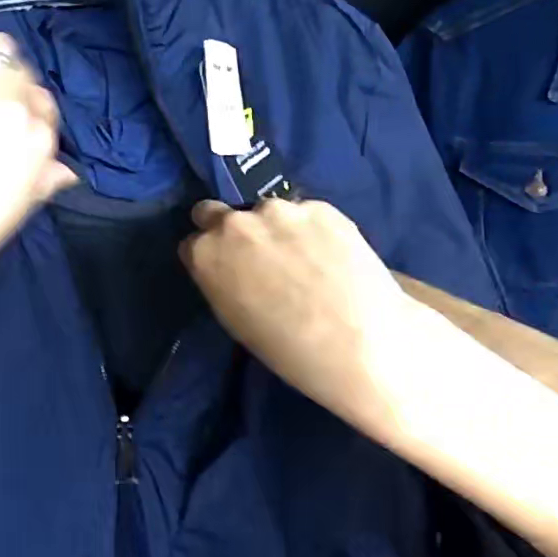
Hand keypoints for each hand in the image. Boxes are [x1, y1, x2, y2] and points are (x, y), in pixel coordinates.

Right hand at [179, 198, 479, 445]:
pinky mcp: (319, 205)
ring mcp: (278, 209)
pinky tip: (333, 256)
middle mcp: (234, 222)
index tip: (227, 268)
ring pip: (266, 212)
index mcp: (206, 254)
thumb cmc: (292, 351)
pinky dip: (313, 229)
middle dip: (229, 228)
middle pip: (216, 212)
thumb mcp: (235, 319)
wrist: (364, 345)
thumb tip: (230, 266)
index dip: (210, 254)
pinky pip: (306, 214)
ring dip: (277, 228)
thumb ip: (222, 280)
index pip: (193, 241)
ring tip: (306, 259)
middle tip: (257, 254)